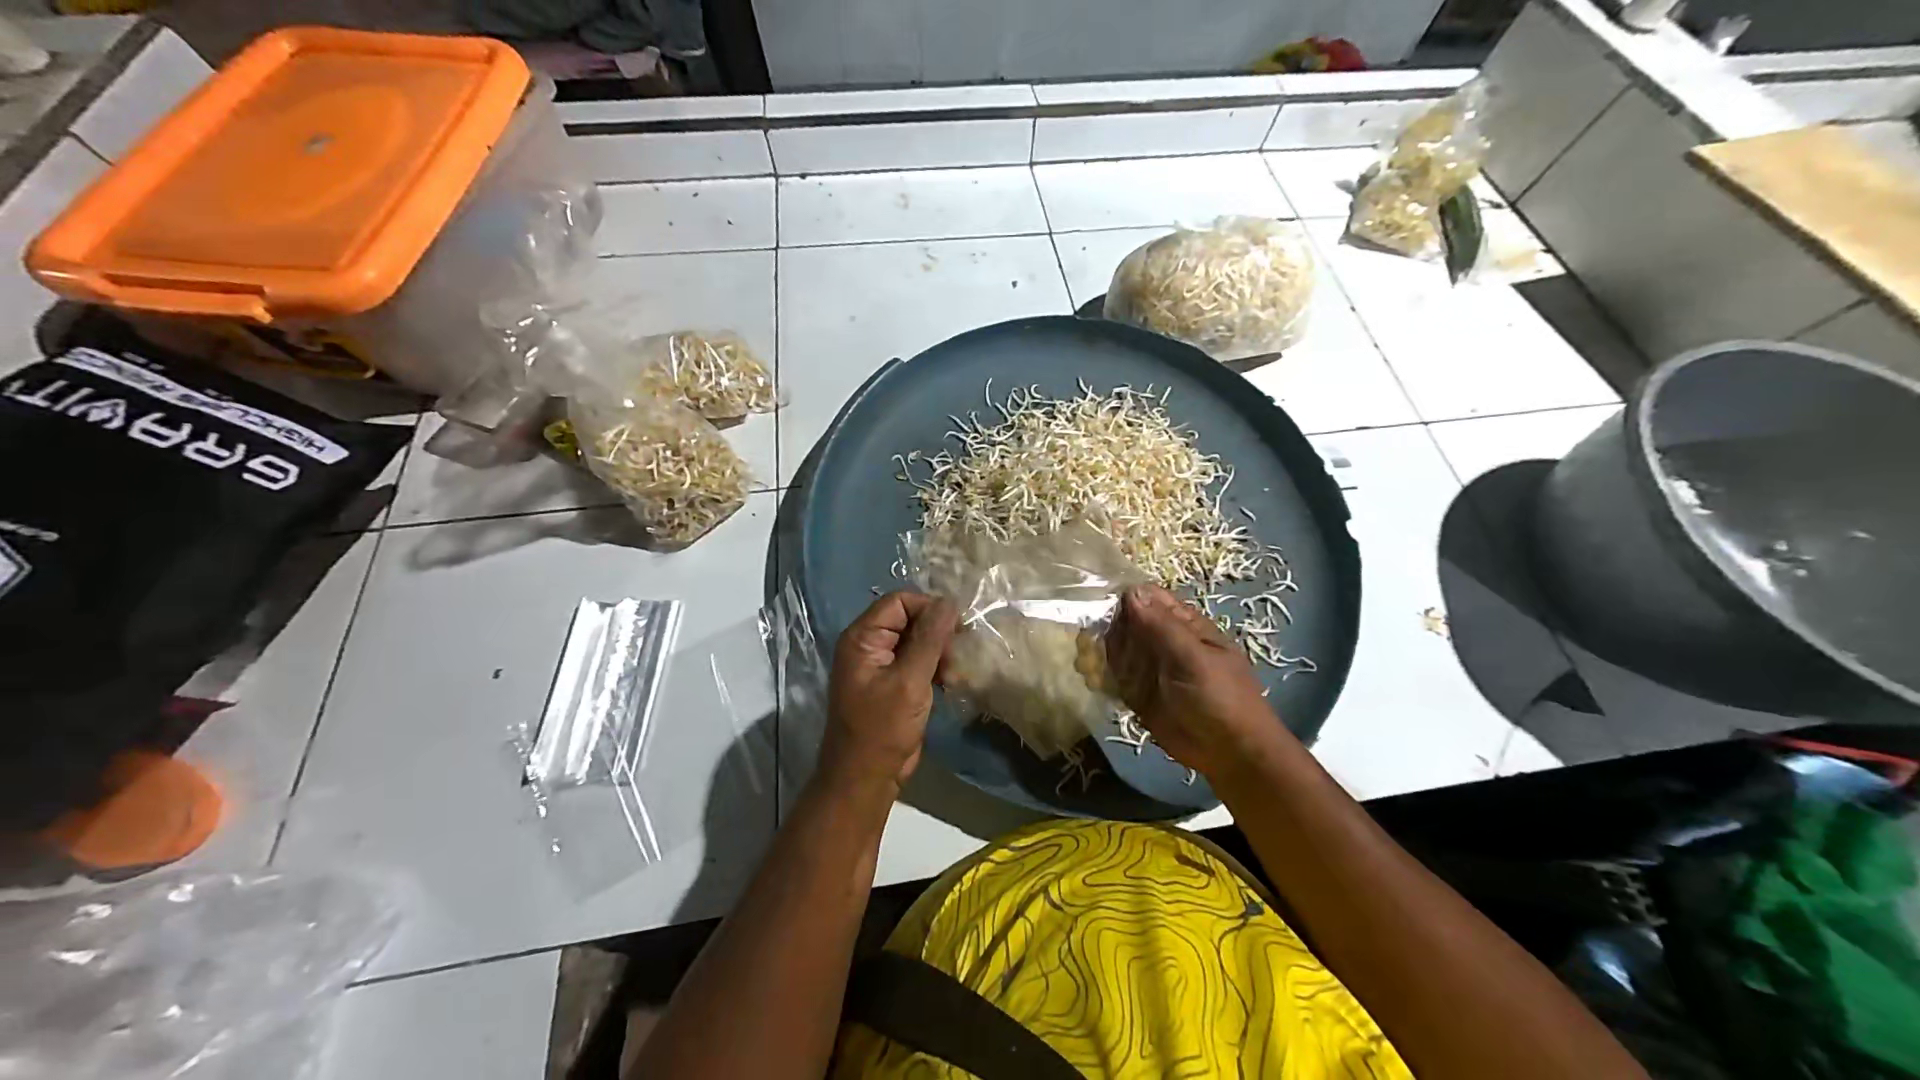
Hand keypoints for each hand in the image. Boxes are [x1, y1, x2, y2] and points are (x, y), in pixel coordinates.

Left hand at [819, 591, 958, 795]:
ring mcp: (879, 666)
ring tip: (954, 676)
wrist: (865, 778)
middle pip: (909, 619)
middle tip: (957, 657)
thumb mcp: (910, 680)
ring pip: (916, 641)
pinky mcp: (892, 684)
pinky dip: (934, 668)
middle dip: (937, 634)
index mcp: (862, 638)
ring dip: (939, 653)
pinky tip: (950, 684)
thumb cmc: (883, 728)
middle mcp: (868, 646)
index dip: (929, 608)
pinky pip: (916, 662)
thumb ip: (929, 638)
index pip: (899, 602)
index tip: (957, 628)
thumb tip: (949, 602)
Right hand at [1105, 584, 1283, 779]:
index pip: (1147, 598)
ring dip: (1097, 651)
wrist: (1231, 754)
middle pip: (1124, 622)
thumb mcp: (1194, 658)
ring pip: (1115, 649)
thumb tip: (1130, 591)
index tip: (1094, 601)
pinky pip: (1113, 677)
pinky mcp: (1137, 693)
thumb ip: (1162, 626)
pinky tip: (1089, 678)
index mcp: (1182, 624)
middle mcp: (1162, 641)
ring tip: (1084, 661)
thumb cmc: (1221, 698)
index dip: (1121, 597)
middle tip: (1086, 638)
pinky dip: (1098, 676)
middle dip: (1103, 626)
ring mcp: (1149, 667)